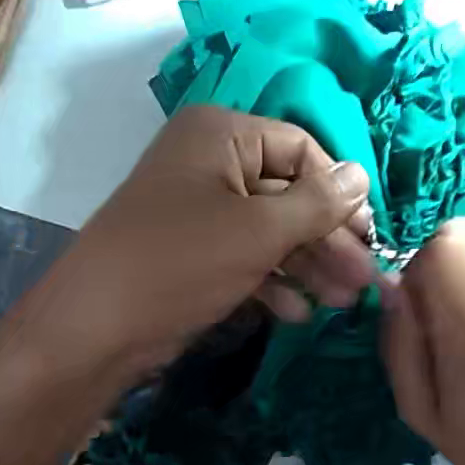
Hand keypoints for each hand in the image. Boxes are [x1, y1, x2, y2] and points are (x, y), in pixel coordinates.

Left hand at [1, 106, 374, 379]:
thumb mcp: (260, 231)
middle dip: (329, 241)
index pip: (301, 149)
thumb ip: (318, 203)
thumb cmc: (182, 262)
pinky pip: (248, 258)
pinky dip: (275, 283)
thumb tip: (361, 176)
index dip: (338, 192)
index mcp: (221, 135)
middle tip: (364, 281)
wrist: (96, 330)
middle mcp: (211, 164)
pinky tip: (298, 313)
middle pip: (290, 196)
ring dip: (310, 267)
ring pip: (273, 232)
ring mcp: (202, 212)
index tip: (368, 234)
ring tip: (342, 303)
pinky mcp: (196, 254)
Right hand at [382, 212, 464, 464]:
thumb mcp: (421, 414)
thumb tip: (389, 287)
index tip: (412, 304)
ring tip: (458, 289)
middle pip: (459, 228)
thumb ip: (399, 346)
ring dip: (463, 246)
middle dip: (433, 254)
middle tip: (433, 300)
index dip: (413, 266)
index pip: (438, 247)